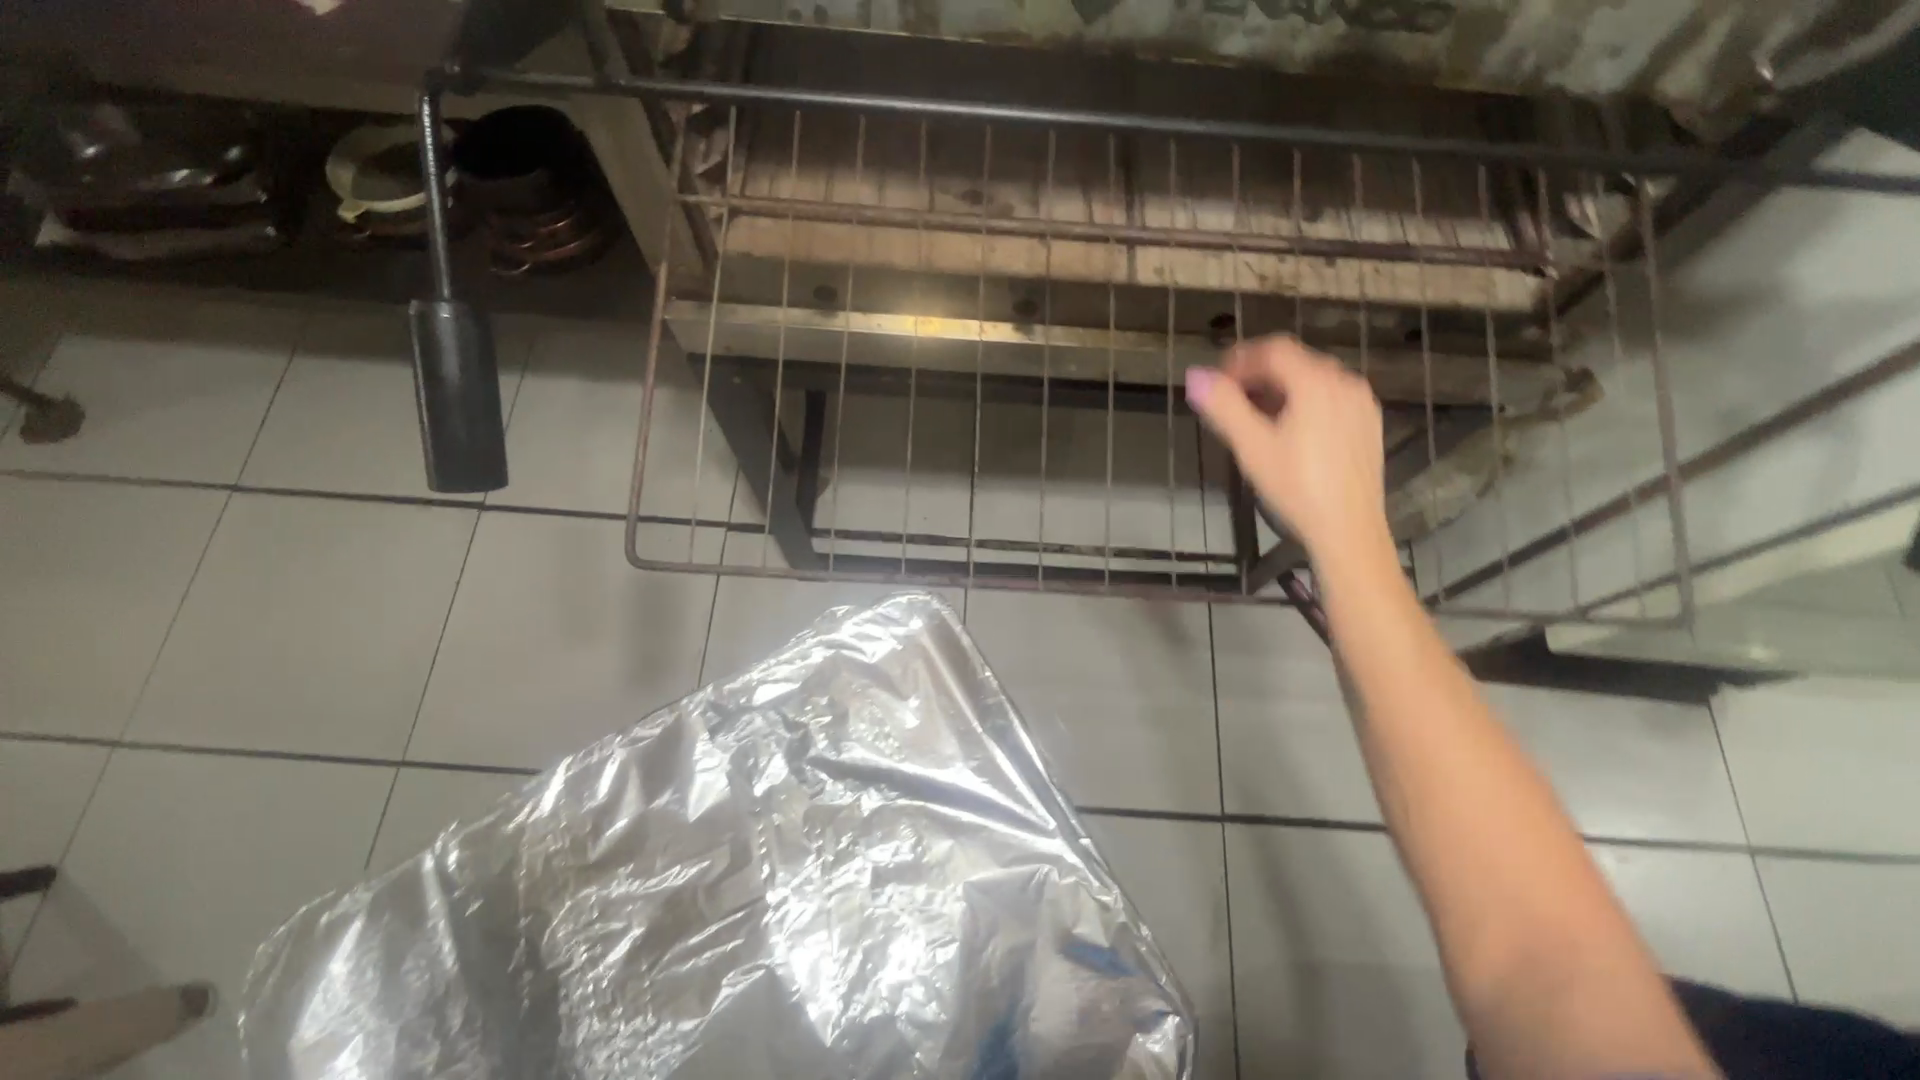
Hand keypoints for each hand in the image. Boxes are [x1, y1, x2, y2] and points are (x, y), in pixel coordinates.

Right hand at [1185, 335, 1389, 560]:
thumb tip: (1195, 376)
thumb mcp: (1252, 447)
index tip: (1217, 383)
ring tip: (1256, 421)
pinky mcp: (1368, 424)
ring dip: (1280, 391)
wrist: (1349, 529)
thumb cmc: (1296, 487)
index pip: (1273, 350)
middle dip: (1258, 376)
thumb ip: (1223, 406)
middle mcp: (1344, 382)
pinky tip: (1290, 434)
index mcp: (1315, 381)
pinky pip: (1331, 399)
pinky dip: (1305, 404)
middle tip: (1231, 403)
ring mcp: (1361, 403)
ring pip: (1313, 381)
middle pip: (1294, 363)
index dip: (1240, 360)